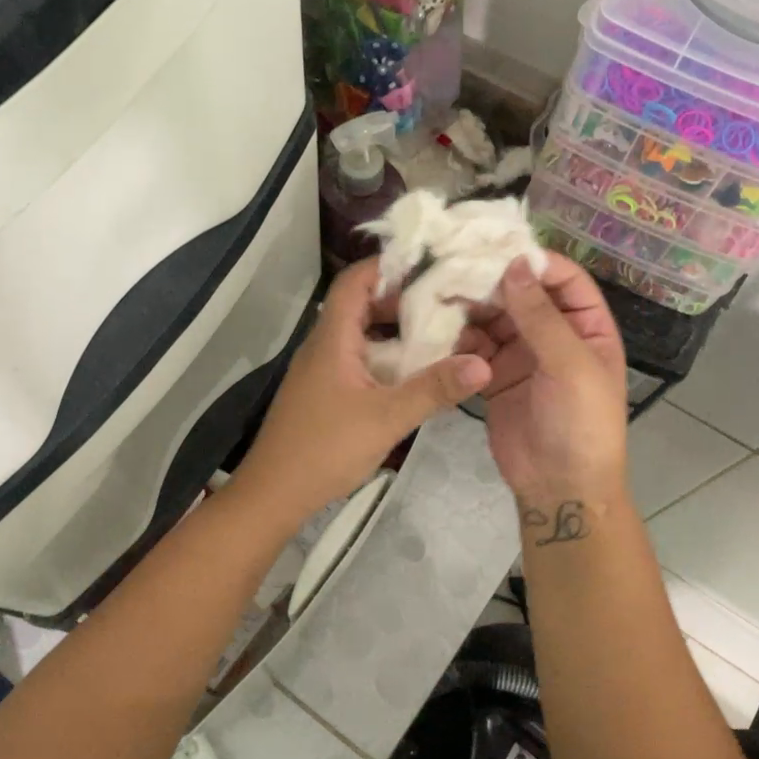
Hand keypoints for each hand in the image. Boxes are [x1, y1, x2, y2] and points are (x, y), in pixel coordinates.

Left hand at [235, 258, 491, 521]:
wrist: (274, 493)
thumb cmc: (325, 449)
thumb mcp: (387, 419)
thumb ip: (434, 389)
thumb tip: (484, 364)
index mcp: (332, 339)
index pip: (355, 281)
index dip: (389, 266)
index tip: (431, 265)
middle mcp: (323, 346)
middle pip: (361, 304)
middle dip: (403, 299)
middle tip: (447, 303)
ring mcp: (321, 370)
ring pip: (361, 335)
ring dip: (396, 331)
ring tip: (439, 334)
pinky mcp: (323, 393)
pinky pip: (358, 360)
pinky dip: (385, 357)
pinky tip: (412, 373)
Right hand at [460, 254, 628, 504]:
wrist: (559, 487)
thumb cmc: (581, 424)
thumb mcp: (570, 365)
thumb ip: (542, 315)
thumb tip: (516, 264)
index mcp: (587, 327)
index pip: (563, 280)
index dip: (533, 262)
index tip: (494, 248)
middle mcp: (554, 335)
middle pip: (521, 295)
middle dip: (490, 282)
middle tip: (453, 268)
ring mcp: (522, 356)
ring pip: (493, 319)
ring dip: (469, 308)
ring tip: (438, 296)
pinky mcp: (494, 377)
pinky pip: (474, 347)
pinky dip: (458, 338)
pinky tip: (438, 330)